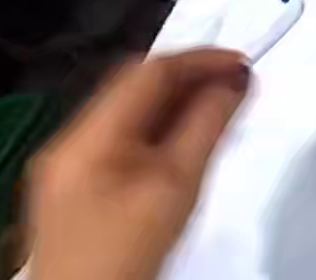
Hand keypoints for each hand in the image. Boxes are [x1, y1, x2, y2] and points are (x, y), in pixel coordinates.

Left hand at [27, 49, 250, 279]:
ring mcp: (70, 165)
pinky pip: (126, 133)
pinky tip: (190, 131)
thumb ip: (209, 122)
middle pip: (138, 84)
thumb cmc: (129, 255)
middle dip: (191, 75)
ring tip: (221, 101)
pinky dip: (162, 123)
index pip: (151, 72)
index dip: (202, 60)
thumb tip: (238, 78)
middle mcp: (71, 140)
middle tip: (235, 79)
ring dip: (179, 98)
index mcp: (87, 135)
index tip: (244, 63)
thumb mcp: (178, 185)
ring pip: (134, 108)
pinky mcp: (78, 187)